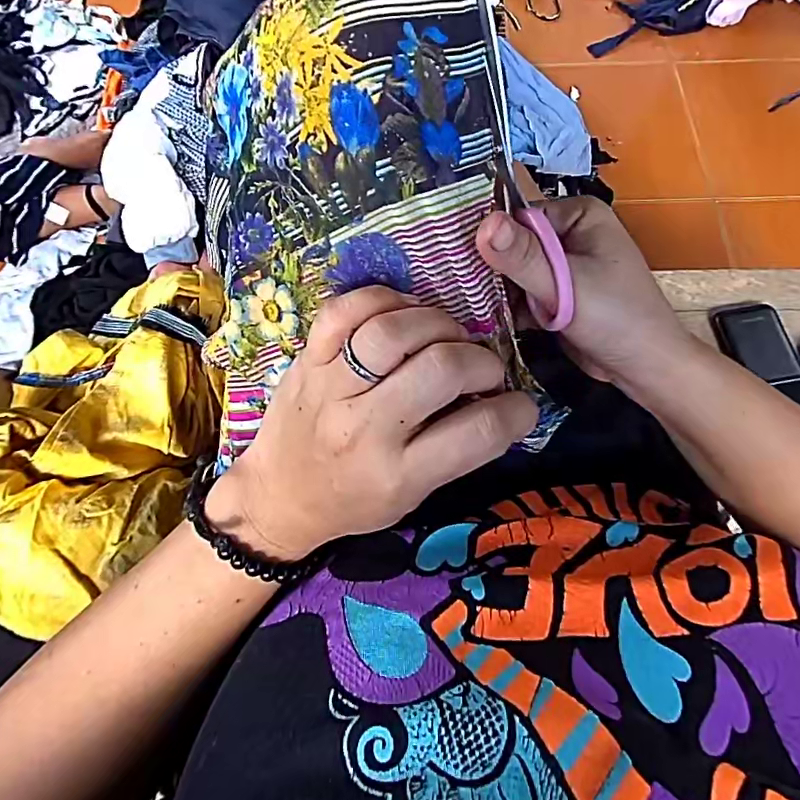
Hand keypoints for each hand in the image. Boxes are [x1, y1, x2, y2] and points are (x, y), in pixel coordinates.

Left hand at [203, 287, 538, 559]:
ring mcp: (330, 388)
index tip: (521, 405)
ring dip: (438, 324)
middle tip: (483, 369)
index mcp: (397, 475)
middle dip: (481, 361)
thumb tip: (503, 399)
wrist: (277, 498)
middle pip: (440, 370)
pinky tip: (404, 312)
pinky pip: (344, 309)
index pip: (476, 433)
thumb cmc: (355, 501)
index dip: (515, 411)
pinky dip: (384, 299)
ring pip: (393, 332)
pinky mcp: (307, 358)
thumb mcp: (413, 494)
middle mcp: (363, 429)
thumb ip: (458, 449)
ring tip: (447, 337)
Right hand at [476, 197, 693, 387]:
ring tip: (463, 305)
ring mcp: (564, 266)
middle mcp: (570, 234)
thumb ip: (524, 257)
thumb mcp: (566, 285)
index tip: (455, 261)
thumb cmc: (618, 318)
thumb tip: (484, 224)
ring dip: (496, 291)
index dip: (489, 239)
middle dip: (491, 268)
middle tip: (455, 288)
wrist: (646, 368)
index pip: (518, 216)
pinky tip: (483, 319)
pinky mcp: (558, 295)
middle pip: (513, 243)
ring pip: (515, 271)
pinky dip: (508, 307)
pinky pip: (523, 293)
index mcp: (579, 215)